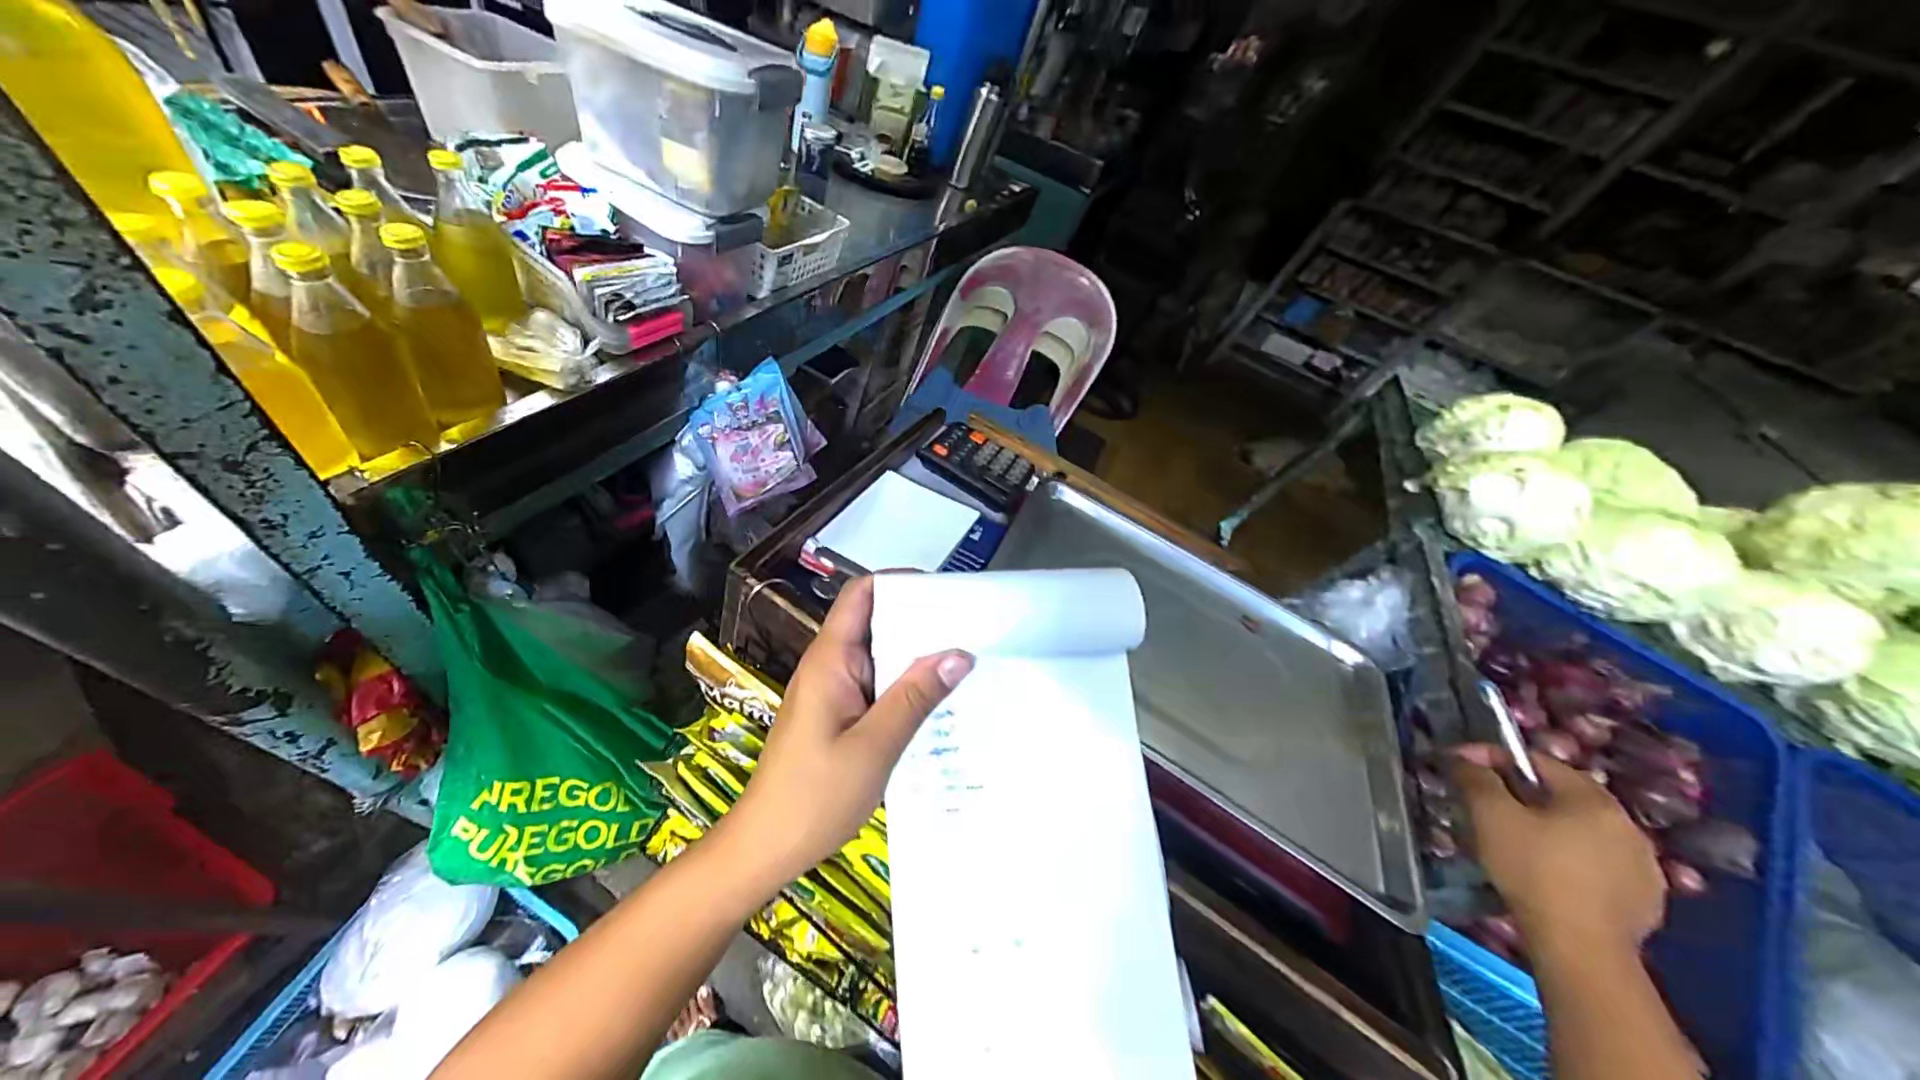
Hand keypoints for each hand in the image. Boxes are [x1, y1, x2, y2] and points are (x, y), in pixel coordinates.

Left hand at [727, 576, 972, 888]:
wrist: (766, 847)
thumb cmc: (815, 796)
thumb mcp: (875, 746)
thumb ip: (916, 696)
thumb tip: (960, 653)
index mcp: (831, 660)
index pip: (862, 594)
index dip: (902, 582)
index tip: (948, 592)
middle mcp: (830, 666)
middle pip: (876, 622)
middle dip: (922, 621)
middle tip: (973, 631)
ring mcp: (834, 691)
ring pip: (881, 657)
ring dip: (918, 658)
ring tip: (968, 663)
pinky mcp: (839, 716)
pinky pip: (878, 687)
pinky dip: (907, 687)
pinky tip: (940, 703)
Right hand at [1449, 744, 1666, 953]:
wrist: (1582, 948)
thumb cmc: (1533, 871)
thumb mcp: (1490, 816)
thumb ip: (1476, 778)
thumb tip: (1464, 758)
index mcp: (1593, 798)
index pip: (1537, 761)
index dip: (1493, 757)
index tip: (1461, 765)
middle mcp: (1628, 824)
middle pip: (1563, 795)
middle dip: (1522, 794)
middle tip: (1486, 807)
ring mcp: (1645, 865)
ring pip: (1583, 831)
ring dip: (1550, 828)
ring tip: (1517, 842)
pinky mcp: (1647, 900)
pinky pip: (1601, 864)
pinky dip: (1573, 860)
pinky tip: (1552, 875)